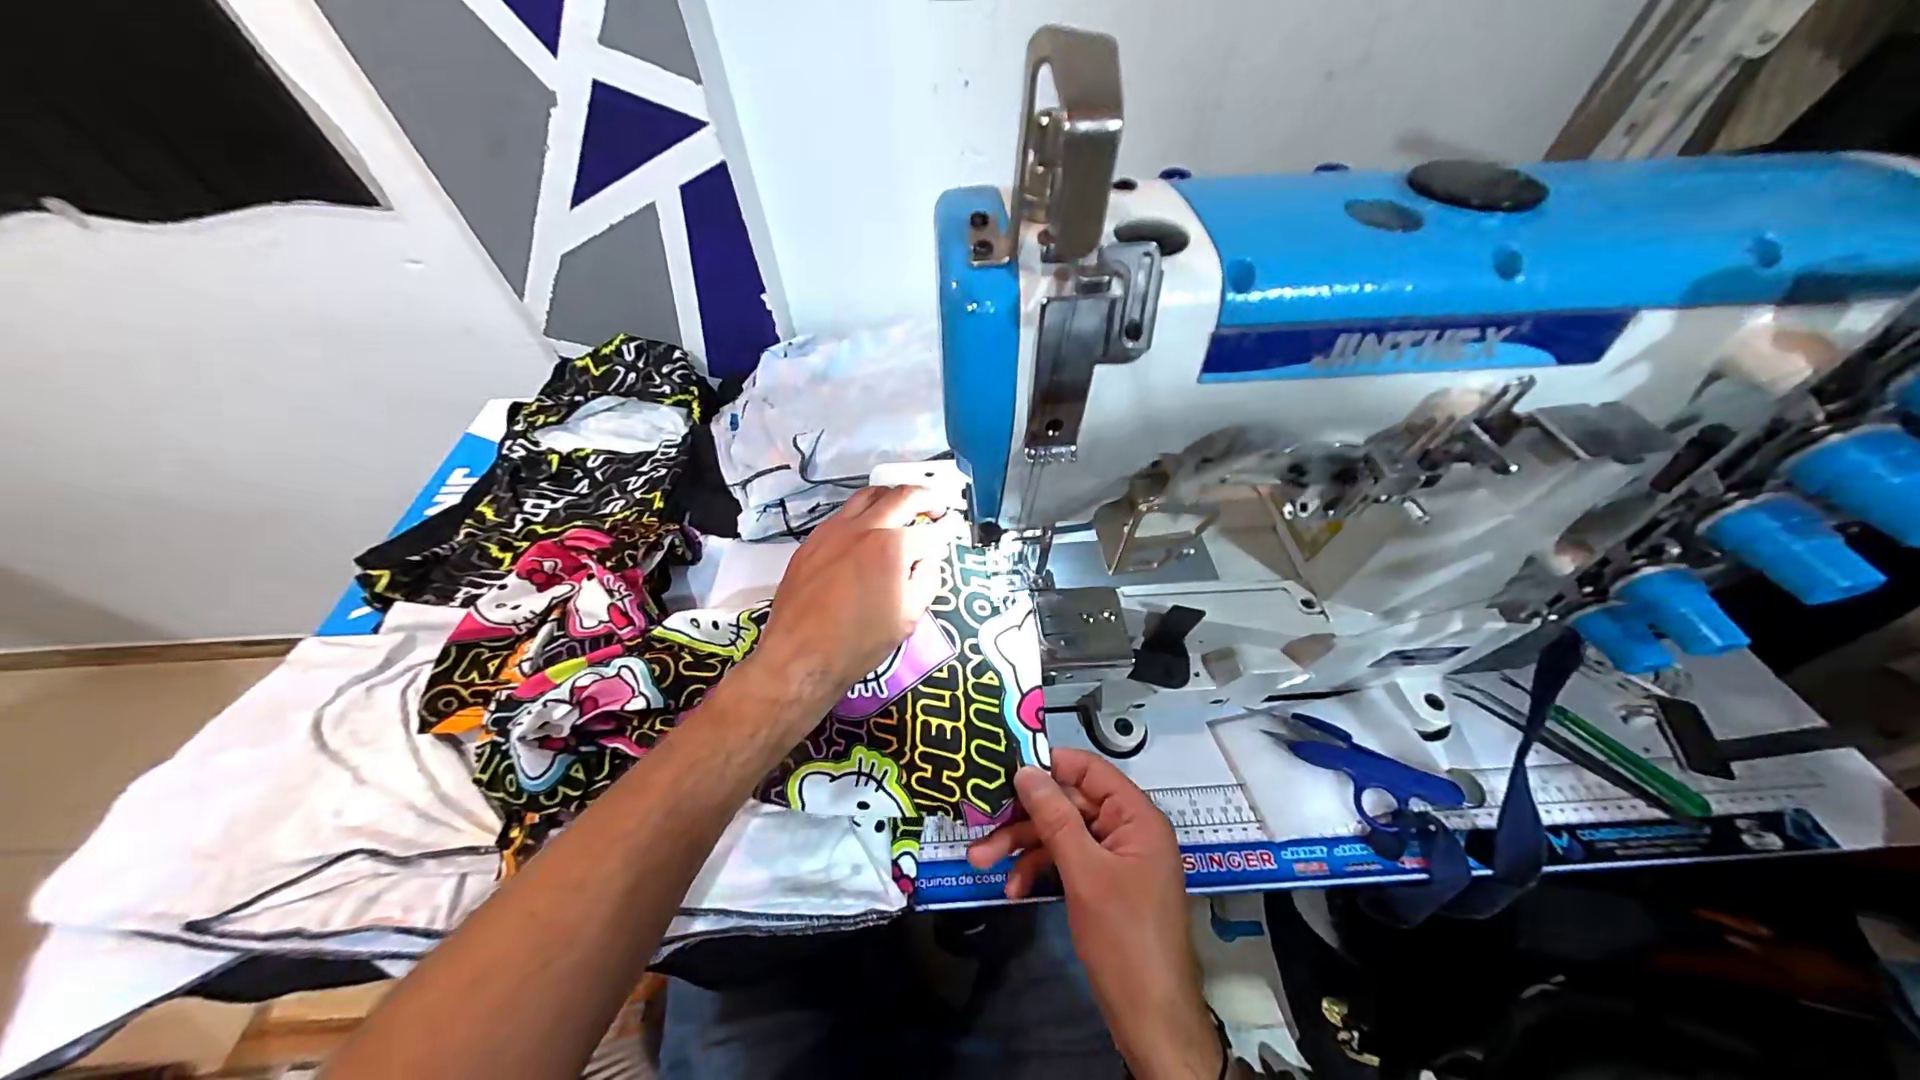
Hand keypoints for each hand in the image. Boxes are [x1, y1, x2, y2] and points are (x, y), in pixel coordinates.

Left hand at [753, 485, 949, 714]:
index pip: (932, 530)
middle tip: (935, 506)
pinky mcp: (813, 540)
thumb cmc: (855, 643)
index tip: (952, 525)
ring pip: (869, 494)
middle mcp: (864, 529)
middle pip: (902, 496)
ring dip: (893, 495)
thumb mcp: (908, 617)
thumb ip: (927, 580)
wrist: (801, 655)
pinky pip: (843, 513)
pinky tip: (868, 528)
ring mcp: (834, 531)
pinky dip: (864, 512)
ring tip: (903, 505)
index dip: (948, 527)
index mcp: (893, 548)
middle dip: (926, 497)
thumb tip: (928, 560)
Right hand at [968, 749, 1220, 1078]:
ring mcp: (1114, 858)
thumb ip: (1054, 817)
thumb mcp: (1084, 872)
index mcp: (1136, 817)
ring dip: (1023, 847)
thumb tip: (1026, 771)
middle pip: (1069, 804)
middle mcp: (1127, 830)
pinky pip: (1066, 861)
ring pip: (1062, 834)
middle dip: (1024, 818)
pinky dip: (1038, 871)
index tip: (1006, 768)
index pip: (1090, 770)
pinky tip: (1014, 889)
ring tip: (982, 862)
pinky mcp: (1103, 884)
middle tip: (982, 826)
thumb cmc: (1124, 937)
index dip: (1049, 765)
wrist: (1151, 1018)